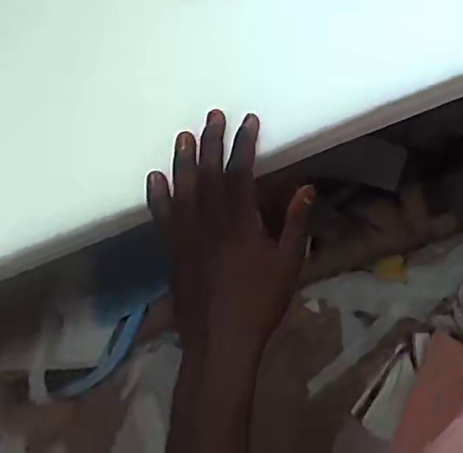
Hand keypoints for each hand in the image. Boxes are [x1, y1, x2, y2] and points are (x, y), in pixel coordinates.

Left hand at [148, 111, 313, 362]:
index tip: (248, 121)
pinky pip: (164, 220)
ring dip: (183, 162)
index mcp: (240, 224)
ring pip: (183, 192)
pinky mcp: (174, 255)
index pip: (240, 173)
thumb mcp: (288, 263)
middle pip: (208, 175)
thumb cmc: (259, 303)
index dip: (243, 144)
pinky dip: (159, 197)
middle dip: (211, 142)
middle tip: (213, 116)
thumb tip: (306, 187)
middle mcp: (210, 224)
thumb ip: (295, 223)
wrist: (219, 346)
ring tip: (183, 136)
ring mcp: (187, 239)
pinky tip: (156, 179)